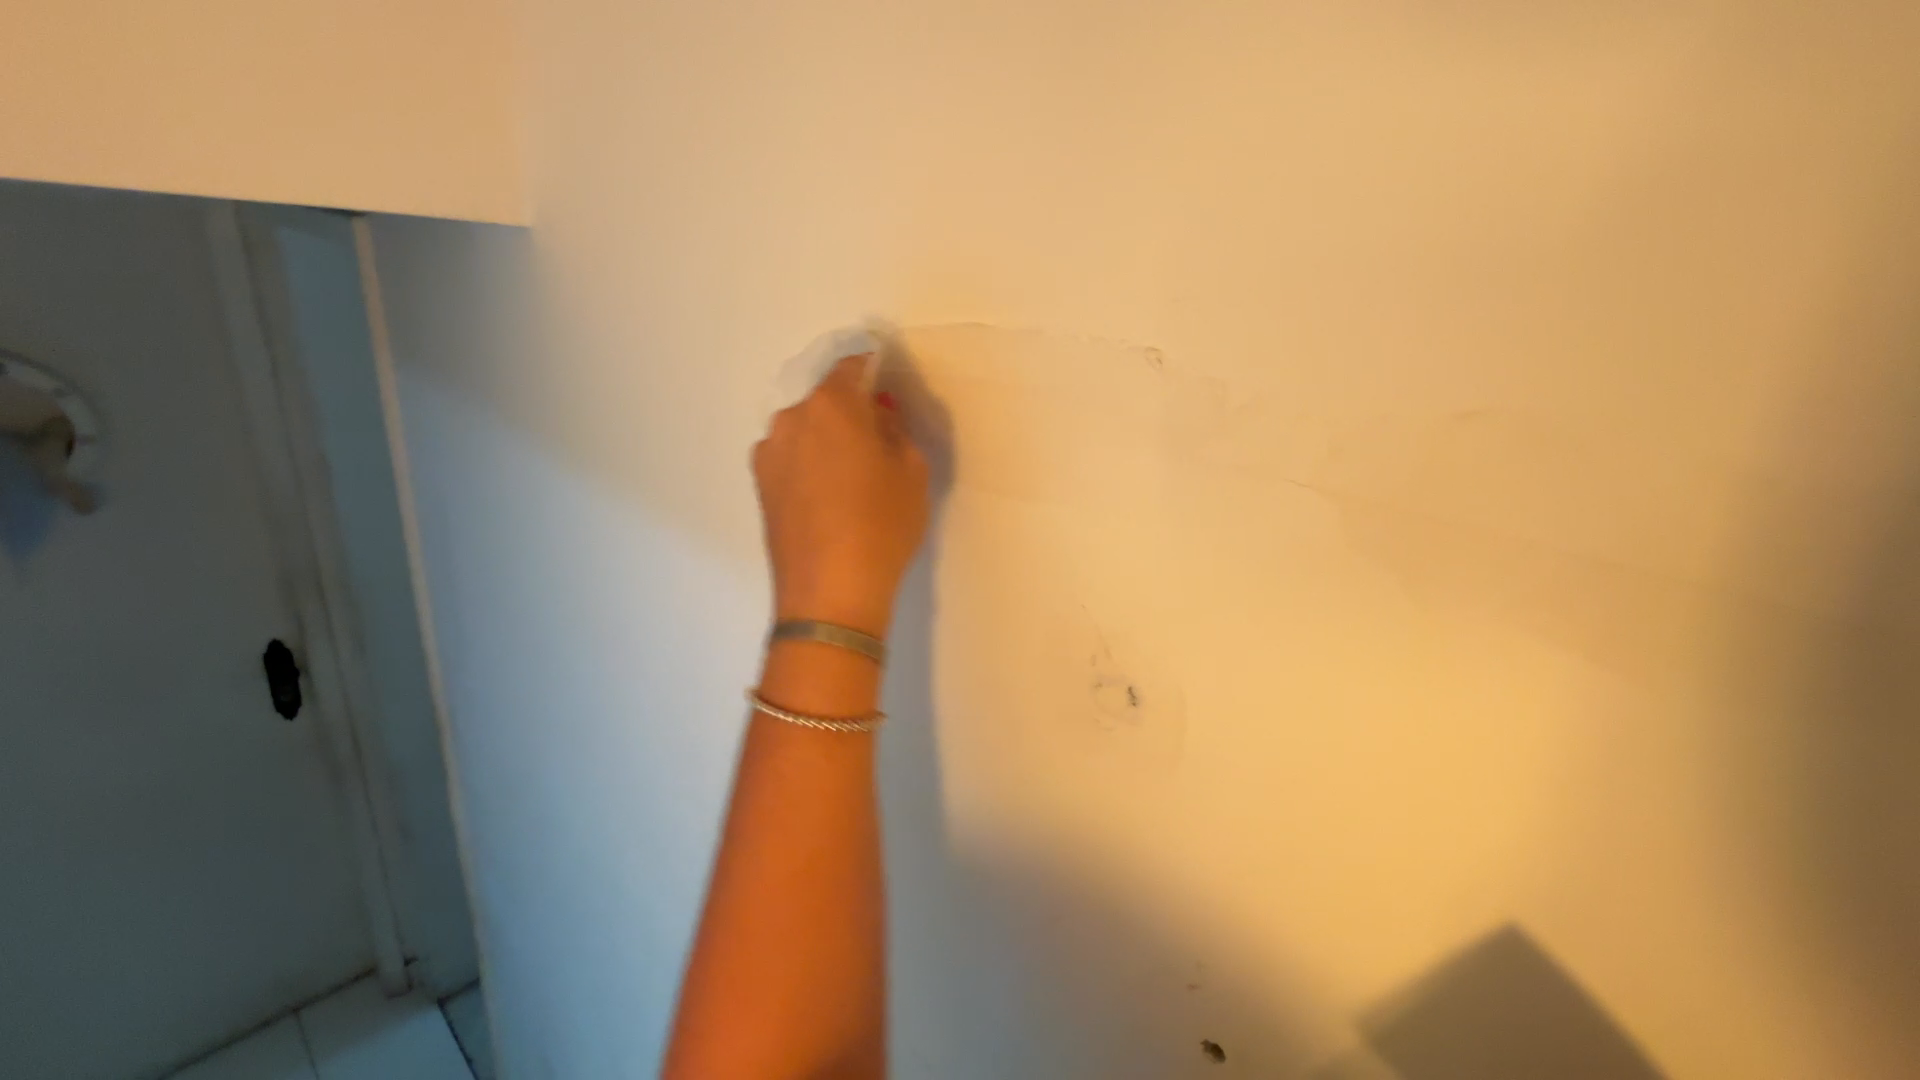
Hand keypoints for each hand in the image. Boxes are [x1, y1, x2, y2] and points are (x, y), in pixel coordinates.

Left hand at [753, 354, 929, 636]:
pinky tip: (829, 498)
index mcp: (830, 405)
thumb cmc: (881, 524)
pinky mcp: (760, 487)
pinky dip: (809, 466)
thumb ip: (896, 428)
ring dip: (827, 440)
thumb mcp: (912, 471)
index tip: (887, 386)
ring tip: (852, 478)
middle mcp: (791, 419)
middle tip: (878, 442)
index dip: (872, 371)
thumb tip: (878, 413)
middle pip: (825, 401)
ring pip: (805, 431)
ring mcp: (769, 454)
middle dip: (850, 412)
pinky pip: (792, 459)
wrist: (830, 591)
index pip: (851, 367)